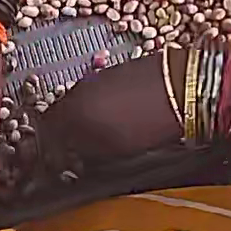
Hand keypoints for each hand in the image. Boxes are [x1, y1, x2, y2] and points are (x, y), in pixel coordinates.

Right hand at [33, 52, 182, 170]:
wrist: (183, 86)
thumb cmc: (146, 124)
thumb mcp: (113, 150)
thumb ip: (86, 154)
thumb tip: (74, 157)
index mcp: (70, 110)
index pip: (47, 129)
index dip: (52, 146)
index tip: (61, 159)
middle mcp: (77, 89)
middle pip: (61, 113)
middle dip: (66, 131)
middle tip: (78, 149)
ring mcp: (97, 77)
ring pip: (80, 101)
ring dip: (84, 117)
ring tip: (100, 134)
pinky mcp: (116, 70)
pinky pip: (98, 92)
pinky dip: (101, 106)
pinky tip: (117, 116)